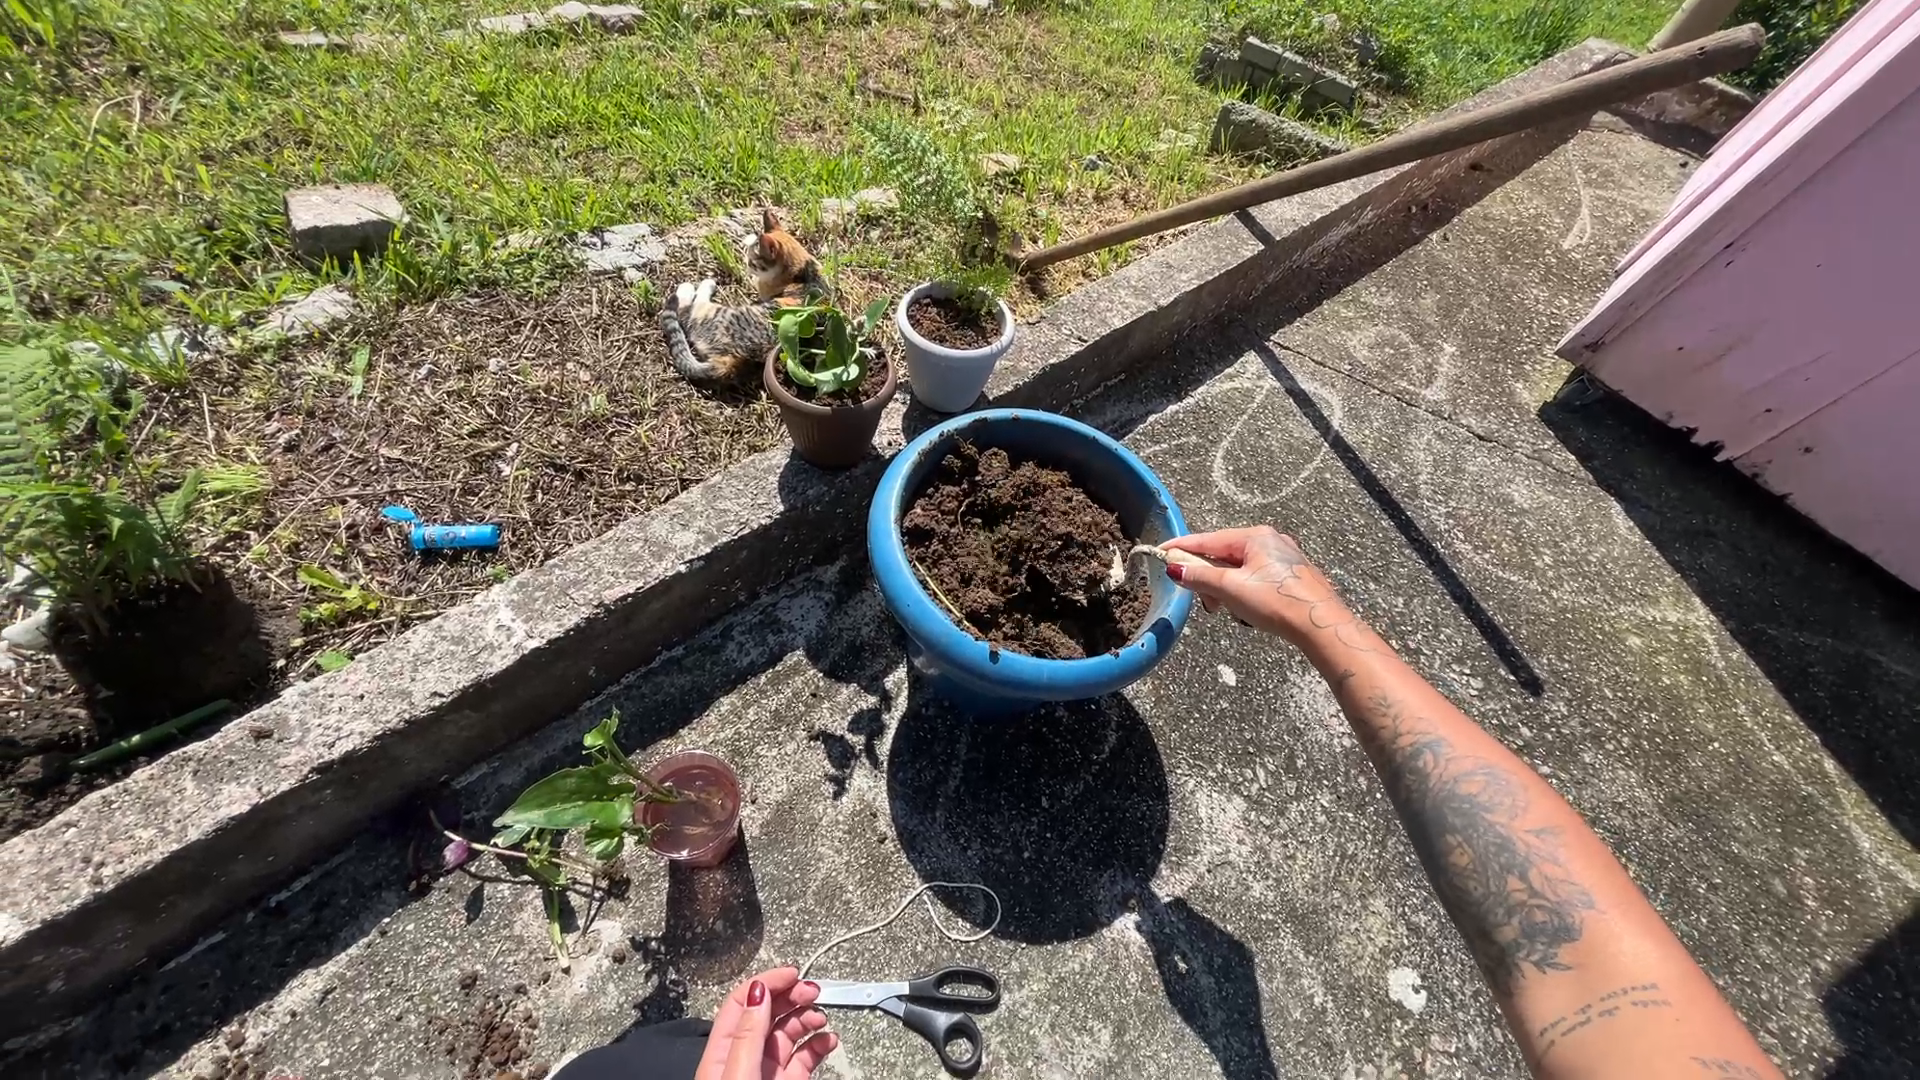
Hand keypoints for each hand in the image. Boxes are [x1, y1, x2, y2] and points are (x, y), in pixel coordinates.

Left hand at [694, 967, 839, 1079]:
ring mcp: (766, 1070)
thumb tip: (759, 989)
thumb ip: (748, 1035)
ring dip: (808, 1017)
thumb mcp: (739, 1075)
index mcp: (723, 1052)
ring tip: (821, 1018)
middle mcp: (745, 1057)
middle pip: (769, 1011)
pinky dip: (820, 1043)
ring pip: (789, 1031)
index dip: (768, 981)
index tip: (793, 974)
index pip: (743, 1001)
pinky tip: (829, 1040)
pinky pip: (805, 1055)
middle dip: (793, 995)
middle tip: (813, 991)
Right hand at [1161, 526, 1353, 646]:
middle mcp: (1270, 541)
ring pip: (1238, 568)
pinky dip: (1240, 590)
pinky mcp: (1290, 576)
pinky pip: (1253, 577)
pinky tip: (1245, 609)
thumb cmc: (1277, 603)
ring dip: (1224, 588)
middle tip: (1204, 601)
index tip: (1160, 553)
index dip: (1182, 547)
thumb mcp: (1230, 589)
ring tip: (1227, 609)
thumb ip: (1200, 576)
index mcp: (1255, 537)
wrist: (1322, 627)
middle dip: (1207, 577)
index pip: (1208, 539)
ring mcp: (1282, 558)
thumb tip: (1175, 568)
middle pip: (1223, 554)